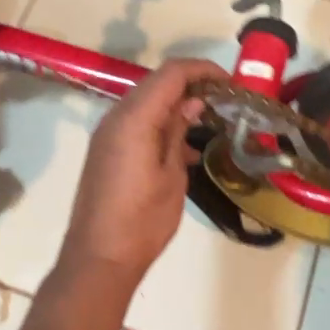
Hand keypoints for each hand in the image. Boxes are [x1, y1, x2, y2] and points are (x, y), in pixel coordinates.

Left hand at [53, 59, 225, 288]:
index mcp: (134, 119)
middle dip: (191, 83)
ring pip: (146, 100)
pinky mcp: (106, 149)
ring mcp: (107, 133)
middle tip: (223, 100)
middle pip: (157, 82)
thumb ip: (178, 131)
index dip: (203, 70)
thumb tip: (192, 102)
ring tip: (209, 120)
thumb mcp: (172, 174)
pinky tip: (185, 146)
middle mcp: (116, 116)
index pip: (172, 73)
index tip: (230, 83)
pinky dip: (160, 121)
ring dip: (176, 102)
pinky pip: (136, 120)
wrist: (98, 259)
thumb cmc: (142, 221)